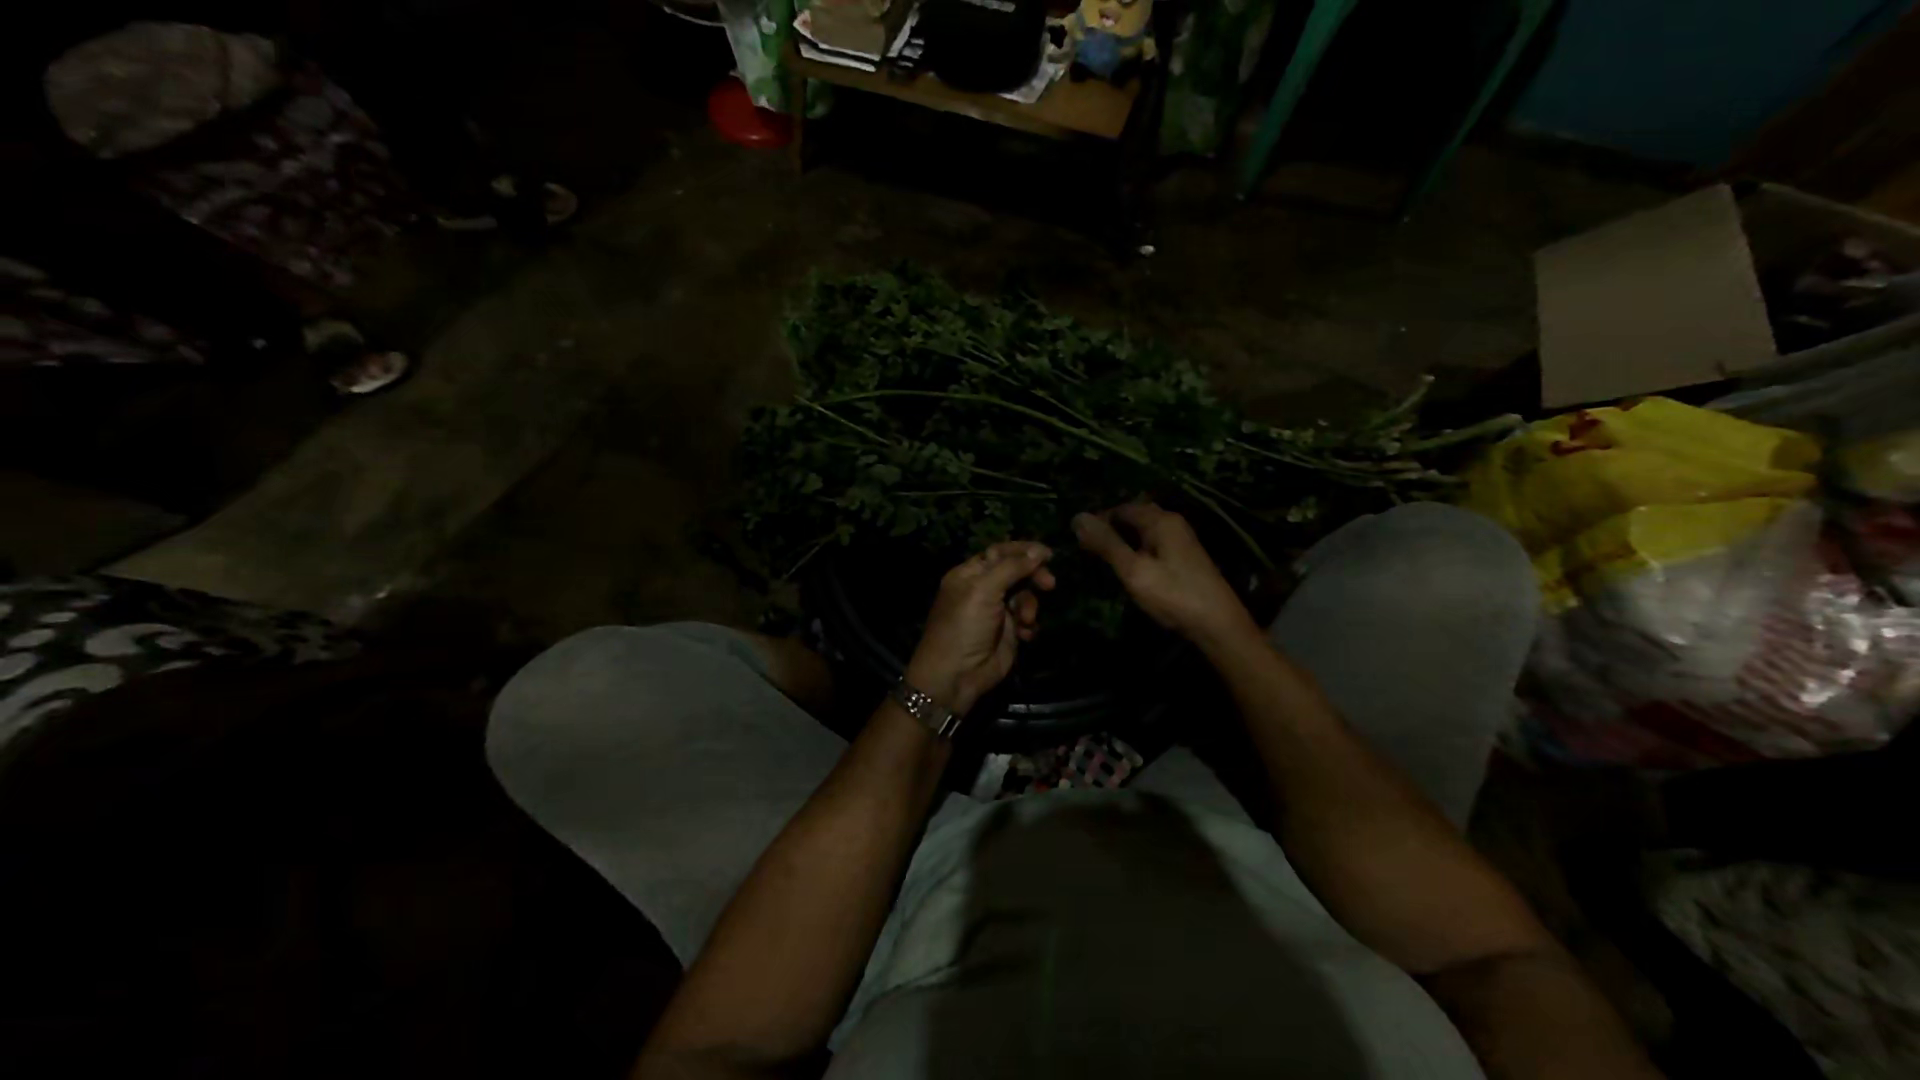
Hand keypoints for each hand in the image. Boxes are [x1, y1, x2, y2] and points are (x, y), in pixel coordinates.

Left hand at [906, 542, 1056, 715]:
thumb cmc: (964, 626)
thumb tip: (1037, 551)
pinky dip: (1030, 624)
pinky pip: (1027, 619)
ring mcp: (997, 611)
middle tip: (1049, 584)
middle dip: (1034, 577)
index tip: (1047, 554)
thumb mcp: (984, 590)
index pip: (999, 552)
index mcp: (970, 574)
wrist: (957, 675)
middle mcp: (983, 589)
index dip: (1023, 550)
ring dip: (1030, 605)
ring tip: (1026, 620)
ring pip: (1025, 596)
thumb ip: (1011, 568)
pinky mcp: (1008, 632)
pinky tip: (1026, 634)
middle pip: (1016, 572)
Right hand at [1074, 503, 1260, 648]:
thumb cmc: (1174, 595)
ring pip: (1143, 531)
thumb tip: (1077, 517)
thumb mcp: (1134, 570)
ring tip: (1103, 561)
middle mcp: (1172, 523)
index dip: (1098, 521)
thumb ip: (1107, 544)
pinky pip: (1153, 544)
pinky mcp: (1184, 557)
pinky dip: (1136, 550)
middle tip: (1088, 551)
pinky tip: (1128, 568)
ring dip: (1123, 541)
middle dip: (1110, 529)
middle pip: (1133, 516)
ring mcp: (1181, 540)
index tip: (1078, 542)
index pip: (1120, 508)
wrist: (1218, 624)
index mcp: (1160, 520)